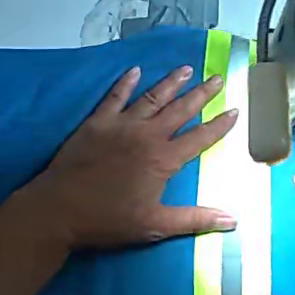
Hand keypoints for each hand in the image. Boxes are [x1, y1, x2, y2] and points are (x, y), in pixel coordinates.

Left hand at [16, 65, 239, 249]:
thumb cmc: (108, 220)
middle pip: (180, 110)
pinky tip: (135, 71)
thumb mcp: (155, 226)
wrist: (60, 209)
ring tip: (186, 69)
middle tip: (217, 78)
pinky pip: (114, 97)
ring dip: (170, 83)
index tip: (235, 110)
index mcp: (163, 160)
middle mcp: (146, 136)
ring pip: (151, 98)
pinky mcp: (96, 123)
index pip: (200, 138)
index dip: (219, 125)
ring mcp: (120, 126)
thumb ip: (194, 219)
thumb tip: (232, 220)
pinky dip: (125, 83)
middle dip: (201, 94)